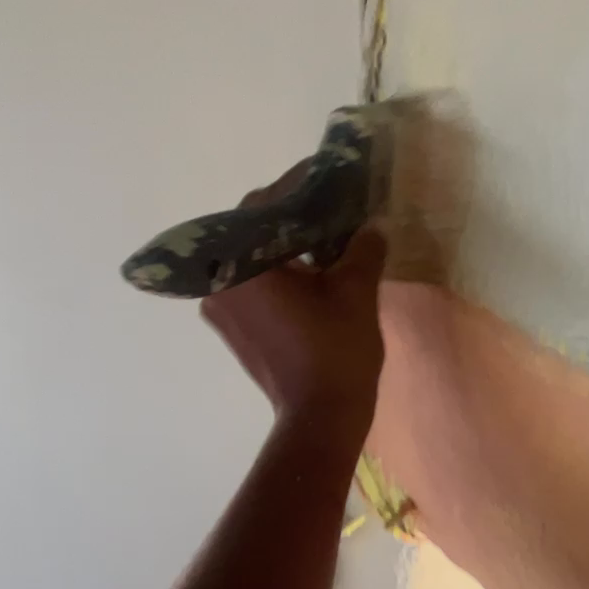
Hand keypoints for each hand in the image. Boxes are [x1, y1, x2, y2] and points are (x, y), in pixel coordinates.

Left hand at [200, 162, 388, 438]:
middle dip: (290, 215)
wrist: (321, 414)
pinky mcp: (230, 325)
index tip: (327, 174)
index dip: (300, 186)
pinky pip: (249, 283)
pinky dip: (275, 272)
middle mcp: (217, 275)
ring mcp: (217, 303)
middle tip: (328, 209)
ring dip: (281, 245)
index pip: (268, 205)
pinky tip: (306, 278)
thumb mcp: (357, 294)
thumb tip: (372, 225)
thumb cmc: (337, 351)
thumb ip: (362, 251)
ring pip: (249, 257)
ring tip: (321, 243)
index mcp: (242, 261)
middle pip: (252, 229)